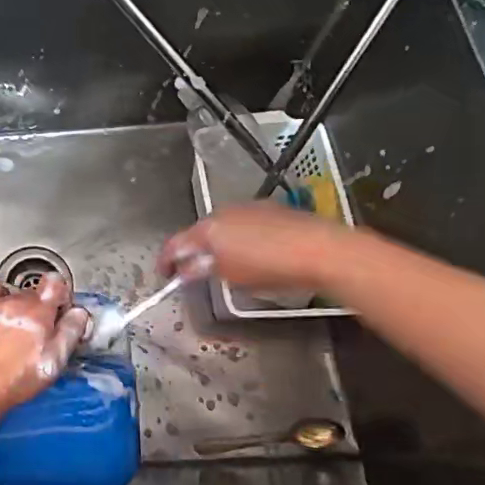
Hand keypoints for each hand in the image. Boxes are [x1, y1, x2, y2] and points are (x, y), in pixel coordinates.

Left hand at [0, 280, 90, 411]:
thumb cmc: (21, 378)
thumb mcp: (56, 360)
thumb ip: (71, 331)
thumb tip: (79, 312)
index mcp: (40, 310)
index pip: (56, 283)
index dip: (62, 296)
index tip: (60, 315)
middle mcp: (17, 300)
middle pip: (35, 293)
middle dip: (42, 307)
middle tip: (39, 333)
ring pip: (15, 295)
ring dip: (21, 307)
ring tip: (17, 332)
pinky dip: (1, 298)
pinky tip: (0, 315)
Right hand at [157, 201, 344, 291]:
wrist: (320, 250)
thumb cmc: (270, 266)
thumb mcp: (229, 276)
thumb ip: (201, 270)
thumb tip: (186, 270)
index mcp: (208, 228)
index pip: (175, 243)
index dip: (166, 259)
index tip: (164, 272)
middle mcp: (224, 212)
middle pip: (199, 231)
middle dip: (194, 250)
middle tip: (193, 271)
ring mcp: (249, 207)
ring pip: (223, 226)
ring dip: (218, 243)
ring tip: (224, 265)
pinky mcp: (272, 210)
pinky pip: (245, 224)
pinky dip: (239, 238)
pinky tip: (252, 255)